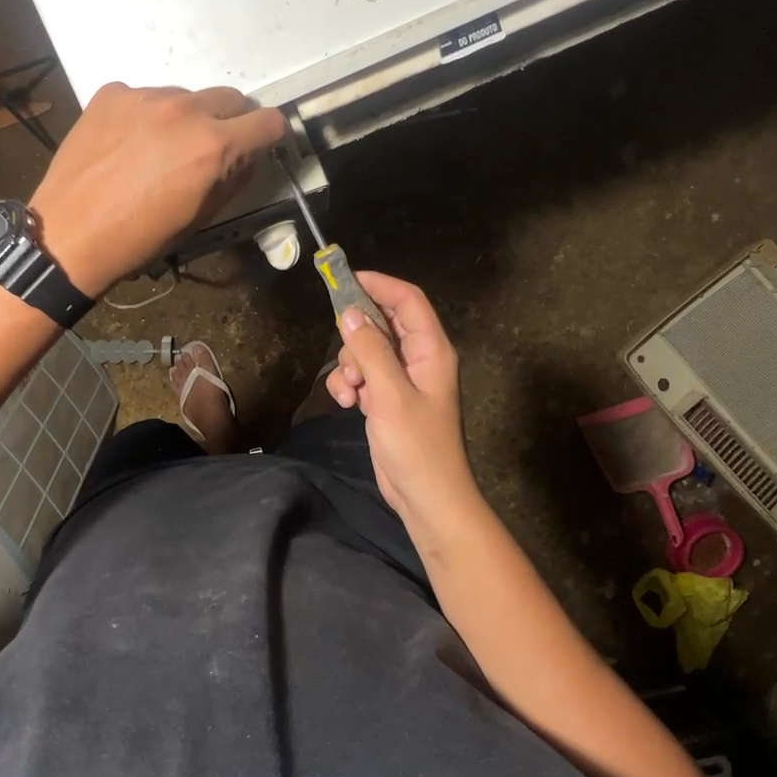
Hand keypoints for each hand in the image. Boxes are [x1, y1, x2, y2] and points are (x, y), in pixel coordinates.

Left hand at [30, 83, 286, 295]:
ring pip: (185, 96)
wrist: (70, 236)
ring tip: (159, 150)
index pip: (268, 121)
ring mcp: (145, 96)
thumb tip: (246, 157)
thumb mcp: (200, 218)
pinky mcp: (111, 93)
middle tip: (209, 150)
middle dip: (230, 122)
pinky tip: (127, 145)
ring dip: (185, 118)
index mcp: (213, 146)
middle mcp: (184, 110)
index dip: (267, 136)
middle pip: (230, 98)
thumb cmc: (140, 239)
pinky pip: (144, 96)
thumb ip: (232, 179)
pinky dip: (145, 115)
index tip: (256, 147)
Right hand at [326, 271, 478, 522]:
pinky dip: (350, 385)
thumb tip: (350, 313)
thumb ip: (371, 351)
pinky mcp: (388, 399)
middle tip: (345, 354)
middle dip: (357, 336)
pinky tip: (346, 404)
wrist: (426, 496)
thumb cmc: (417, 445)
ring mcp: (403, 380)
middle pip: (383, 323)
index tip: (344, 279)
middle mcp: (419, 359)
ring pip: (367, 350)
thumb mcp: (390, 395)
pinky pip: (364, 376)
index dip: (379, 284)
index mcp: (432, 350)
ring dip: (350, 366)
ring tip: (350, 391)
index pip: (408, 300)